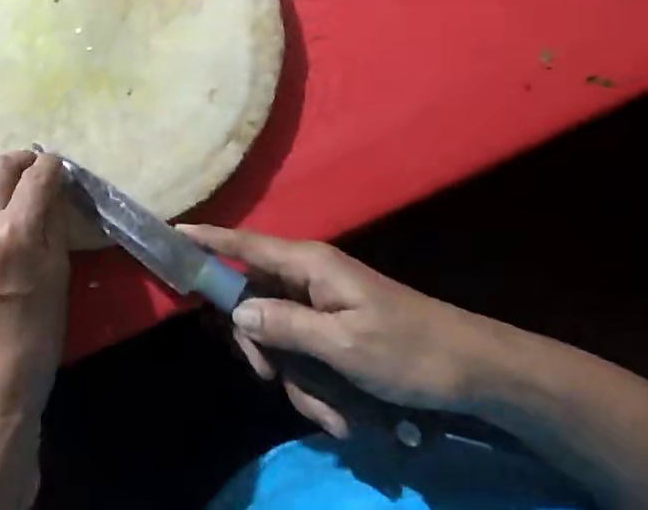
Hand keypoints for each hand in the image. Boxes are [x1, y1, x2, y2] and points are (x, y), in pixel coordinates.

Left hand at [0, 151, 70, 415]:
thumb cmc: (41, 324)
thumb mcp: (59, 267)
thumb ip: (54, 219)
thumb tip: (55, 185)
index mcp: (14, 231)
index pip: (34, 176)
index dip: (52, 164)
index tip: (63, 164)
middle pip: (1, 167)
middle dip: (24, 159)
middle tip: (43, 166)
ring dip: (1, 167)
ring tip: (21, 177)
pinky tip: (4, 198)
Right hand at [179, 224, 513, 437]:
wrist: (476, 372)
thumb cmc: (410, 350)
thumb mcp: (344, 344)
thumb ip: (284, 325)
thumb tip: (236, 311)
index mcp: (308, 264)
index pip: (244, 244)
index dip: (207, 238)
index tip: (171, 232)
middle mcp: (307, 276)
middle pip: (252, 299)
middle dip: (259, 345)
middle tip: (270, 377)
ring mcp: (320, 303)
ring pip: (277, 335)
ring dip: (295, 377)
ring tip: (330, 413)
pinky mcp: (333, 328)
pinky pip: (301, 353)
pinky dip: (313, 384)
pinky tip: (340, 414)